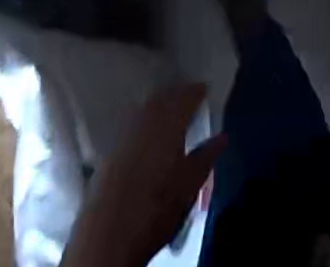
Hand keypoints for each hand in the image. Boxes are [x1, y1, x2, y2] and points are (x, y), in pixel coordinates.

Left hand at [67, 84, 225, 266]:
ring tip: (170, 116)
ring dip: (157, 108)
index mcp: (168, 125)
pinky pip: (130, 128)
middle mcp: (143, 124)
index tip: (205, 89)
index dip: (196, 91)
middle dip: (176, 96)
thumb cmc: (157, 208)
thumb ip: (207, 156)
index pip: (185, 98)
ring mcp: (122, 139)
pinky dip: (143, 125)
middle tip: (189, 99)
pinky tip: (148, 139)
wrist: (107, 239)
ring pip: (143, 112)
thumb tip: (223, 136)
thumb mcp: (190, 184)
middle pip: (161, 99)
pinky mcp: (108, 157)